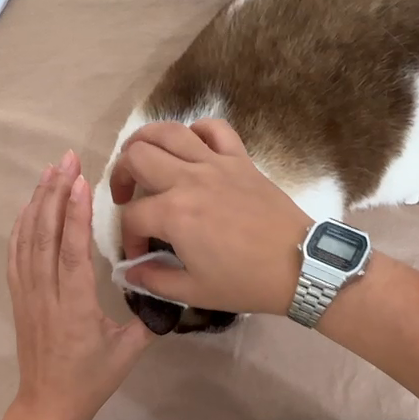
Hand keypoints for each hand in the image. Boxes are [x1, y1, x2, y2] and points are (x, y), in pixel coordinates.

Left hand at [6, 151, 155, 419]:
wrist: (49, 404)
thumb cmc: (91, 380)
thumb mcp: (128, 352)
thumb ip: (148, 319)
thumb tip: (169, 286)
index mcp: (75, 308)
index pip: (72, 252)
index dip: (76, 214)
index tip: (81, 180)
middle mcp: (46, 295)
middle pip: (45, 235)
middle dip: (55, 193)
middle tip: (67, 159)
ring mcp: (28, 295)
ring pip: (27, 240)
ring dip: (37, 202)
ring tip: (50, 171)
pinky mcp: (20, 298)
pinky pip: (16, 255)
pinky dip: (22, 226)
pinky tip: (30, 206)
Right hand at [110, 119, 315, 315]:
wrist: (297, 266)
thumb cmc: (244, 283)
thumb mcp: (194, 291)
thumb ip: (155, 280)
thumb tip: (130, 273)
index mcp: (174, 215)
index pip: (132, 216)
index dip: (127, 237)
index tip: (139, 256)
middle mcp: (188, 180)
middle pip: (137, 156)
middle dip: (121, 175)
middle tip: (125, 196)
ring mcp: (216, 164)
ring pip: (168, 131)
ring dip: (145, 141)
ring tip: (142, 159)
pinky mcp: (240, 159)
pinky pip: (213, 128)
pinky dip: (195, 131)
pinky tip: (190, 148)